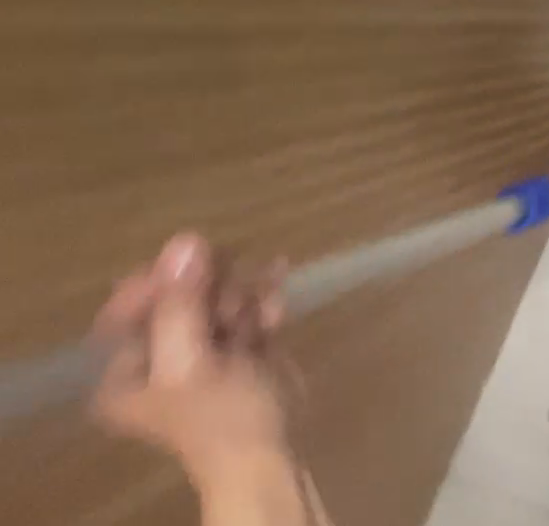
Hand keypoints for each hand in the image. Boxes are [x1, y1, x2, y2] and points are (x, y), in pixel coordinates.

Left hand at [91, 233, 293, 487]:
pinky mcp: (246, 346)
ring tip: (263, 309)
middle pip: (181, 299)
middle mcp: (160, 356)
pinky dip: (266, 302)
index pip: (129, 309)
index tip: (199, 257)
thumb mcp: (192, 361)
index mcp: (127, 369)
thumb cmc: (220, 413)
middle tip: (237, 296)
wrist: (271, 448)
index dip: (160, 281)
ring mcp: (206, 350)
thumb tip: (186, 242)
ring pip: (222, 300)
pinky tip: (278, 306)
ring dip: (246, 295)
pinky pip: (251, 310)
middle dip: (213, 291)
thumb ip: (183, 305)